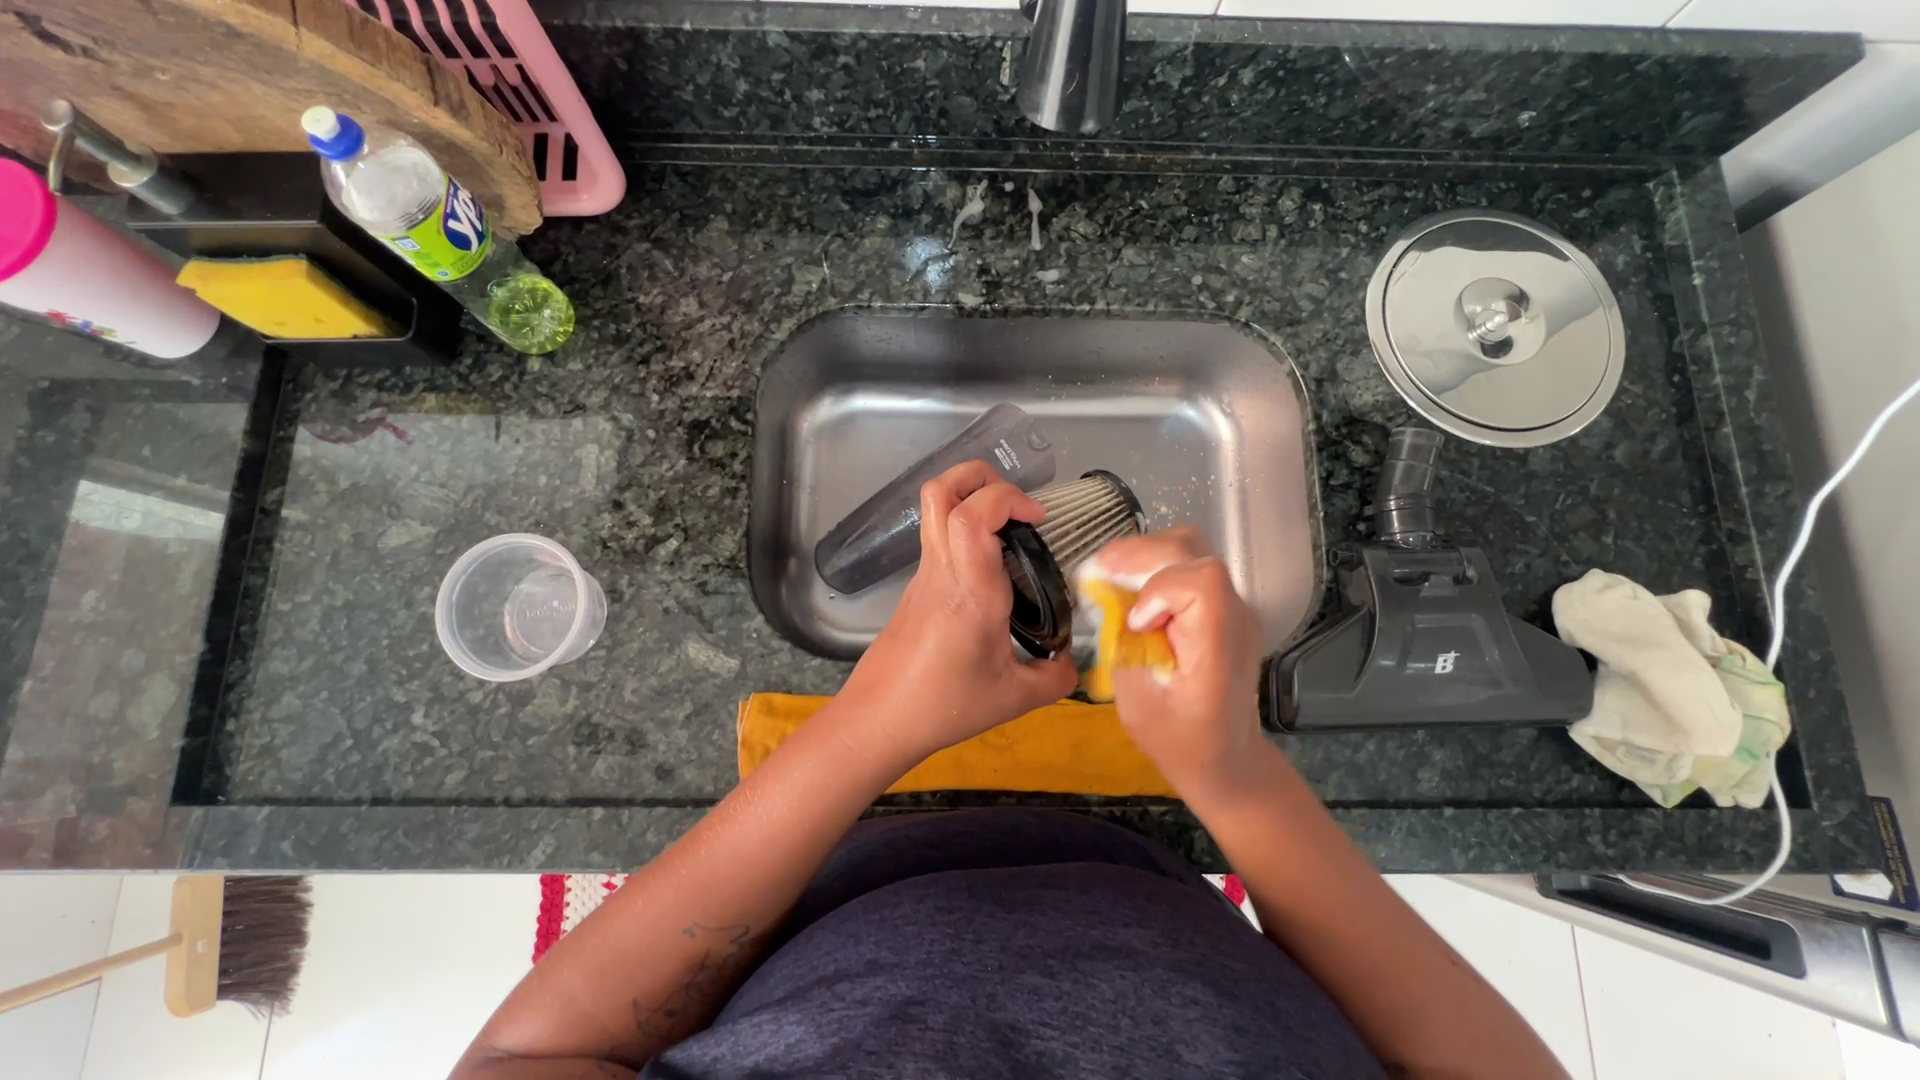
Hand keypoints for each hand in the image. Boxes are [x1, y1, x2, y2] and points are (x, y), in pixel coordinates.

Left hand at [840, 460, 1078, 763]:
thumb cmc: (945, 705)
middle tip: (1017, 505)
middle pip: (941, 490)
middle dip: (981, 476)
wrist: (880, 719)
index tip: (1036, 518)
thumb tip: (1073, 662)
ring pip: (933, 508)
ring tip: (1007, 526)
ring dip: (970, 496)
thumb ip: (1056, 677)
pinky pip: (937, 535)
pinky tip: (991, 565)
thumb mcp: (1015, 698)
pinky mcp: (915, 586)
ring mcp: (923, 574)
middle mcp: (943, 569)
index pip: (972, 515)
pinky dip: (964, 527)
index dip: (1007, 498)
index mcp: (970, 589)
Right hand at [1084, 528, 1267, 793]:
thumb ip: (1122, 650)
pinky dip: (1154, 566)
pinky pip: (1189, 566)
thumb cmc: (1179, 742)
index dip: (1159, 588)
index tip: (1135, 624)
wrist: (1226, 758)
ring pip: (1191, 549)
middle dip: (1139, 555)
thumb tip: (1106, 604)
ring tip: (1111, 574)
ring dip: (1145, 555)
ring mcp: (1234, 608)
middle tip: (1099, 572)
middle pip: (1192, 552)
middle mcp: (1234, 618)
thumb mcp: (1136, 705)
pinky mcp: (1223, 607)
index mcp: (1217, 648)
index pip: (1202, 583)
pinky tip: (1130, 588)